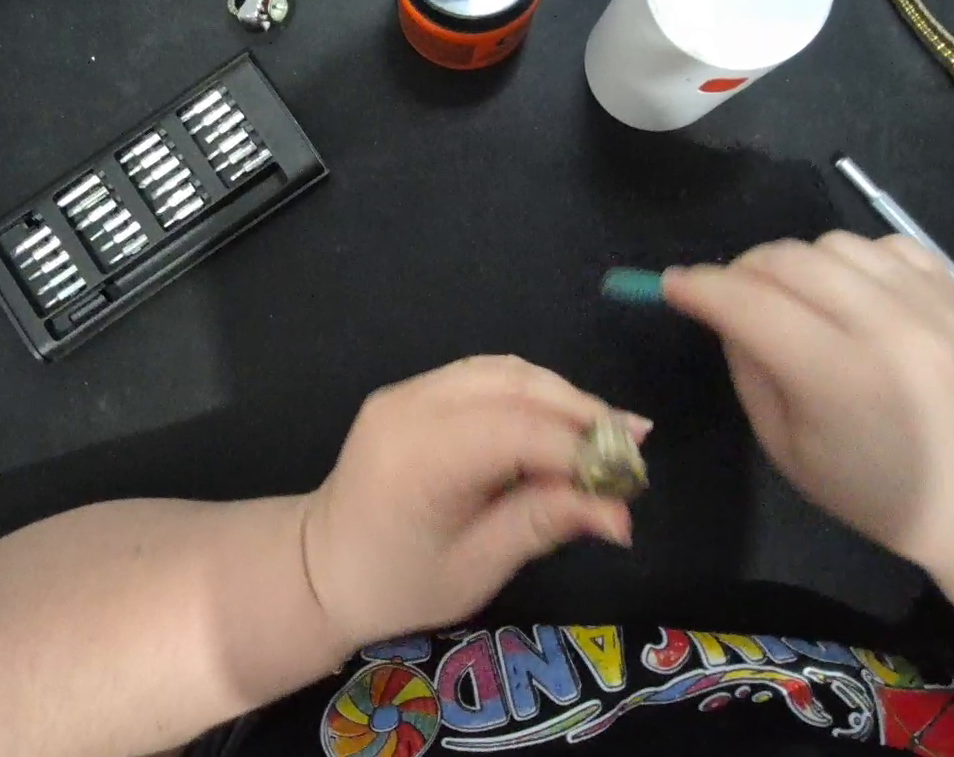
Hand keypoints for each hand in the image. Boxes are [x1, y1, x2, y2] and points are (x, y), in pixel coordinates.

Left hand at [302, 355, 645, 647]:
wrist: (319, 565)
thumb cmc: (396, 584)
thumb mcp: (475, 568)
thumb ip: (543, 523)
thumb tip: (619, 511)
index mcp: (419, 460)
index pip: (515, 431)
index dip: (579, 447)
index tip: (630, 475)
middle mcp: (409, 407)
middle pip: (512, 384)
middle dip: (579, 410)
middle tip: (633, 441)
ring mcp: (405, 391)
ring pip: (500, 370)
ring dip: (558, 393)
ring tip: (605, 429)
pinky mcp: (409, 391)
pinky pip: (480, 375)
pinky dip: (527, 390)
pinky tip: (556, 416)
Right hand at [664, 232, 953, 576]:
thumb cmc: (877, 493)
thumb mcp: (786, 448)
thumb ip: (750, 369)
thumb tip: (725, 313)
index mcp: (841, 380)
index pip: (749, 305)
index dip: (698, 287)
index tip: (671, 285)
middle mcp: (889, 330)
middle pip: (787, 261)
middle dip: (739, 271)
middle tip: (726, 298)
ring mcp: (933, 306)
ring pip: (831, 244)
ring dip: (792, 264)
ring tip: (790, 298)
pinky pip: (884, 244)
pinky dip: (849, 259)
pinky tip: (846, 292)